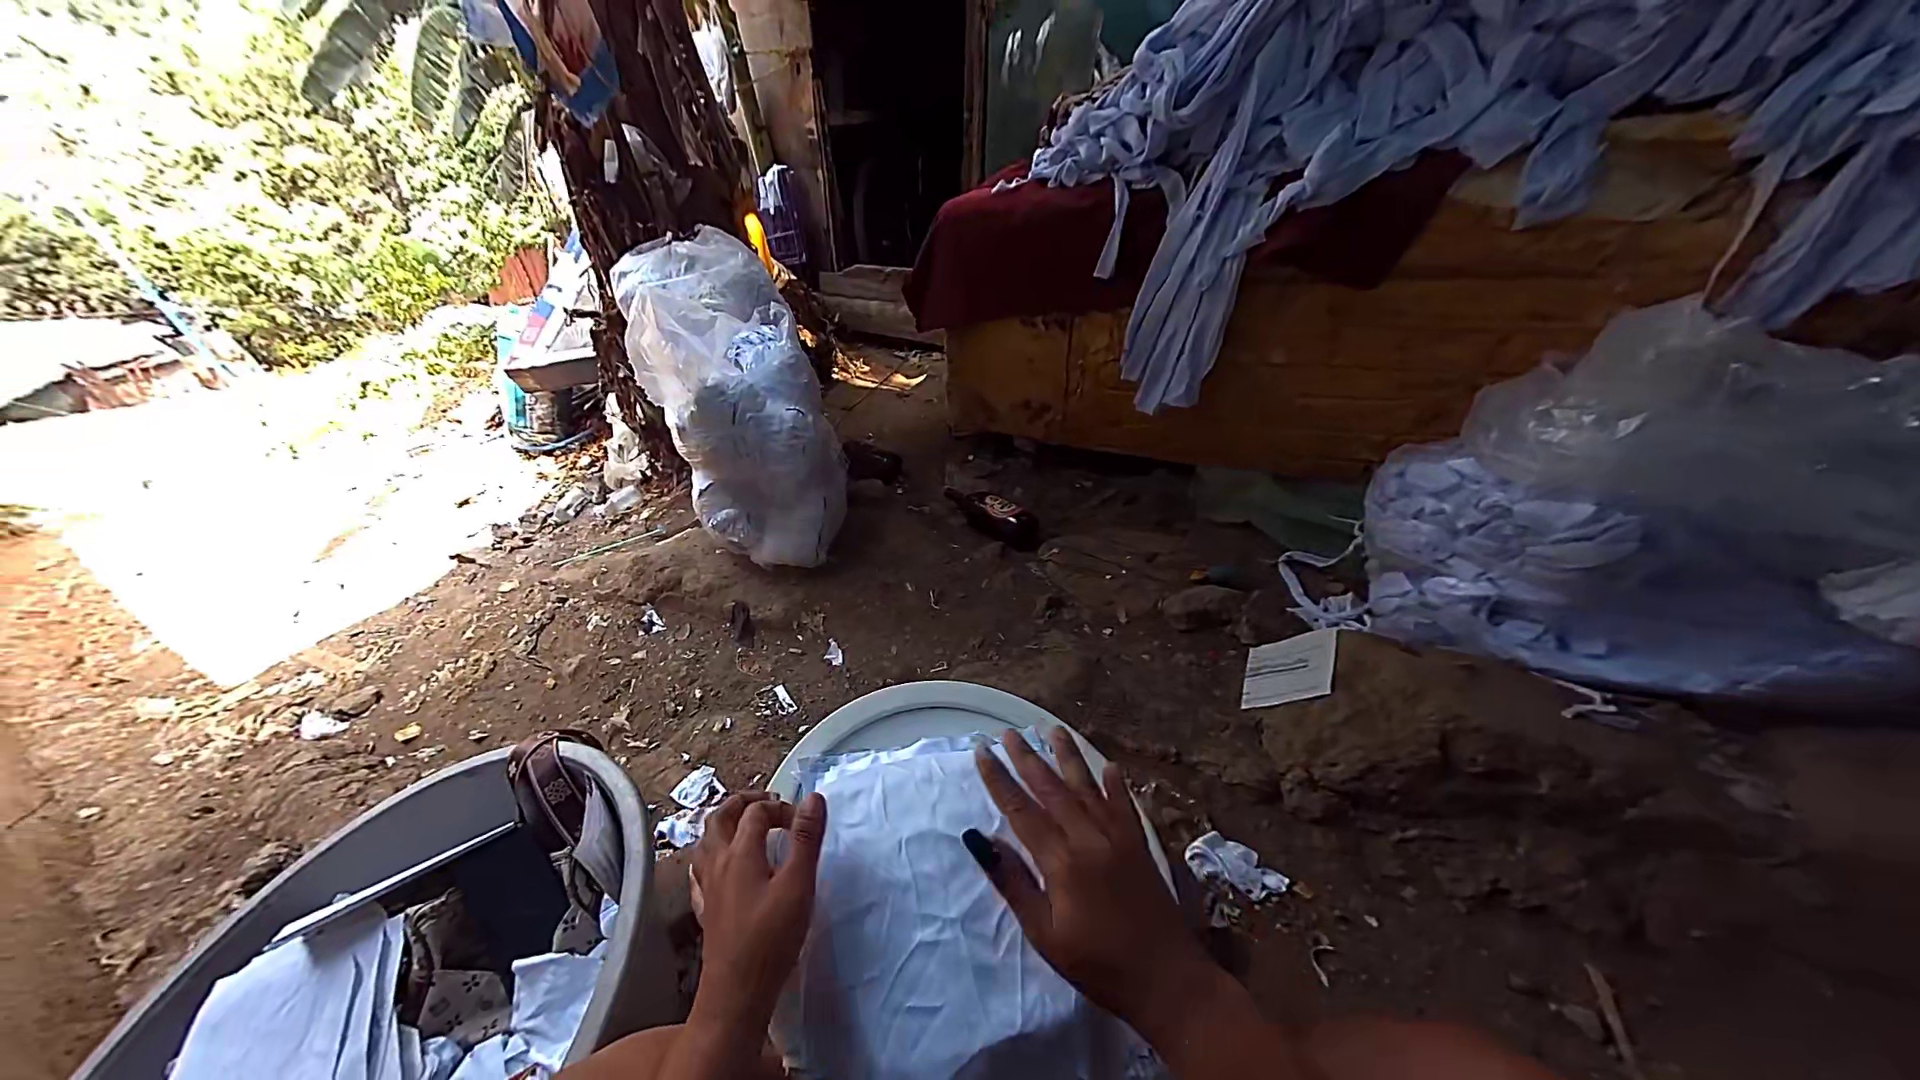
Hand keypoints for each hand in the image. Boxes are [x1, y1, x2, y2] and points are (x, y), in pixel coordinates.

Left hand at [686, 791, 827, 1032]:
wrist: (737, 993)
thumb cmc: (771, 938)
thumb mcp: (799, 884)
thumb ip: (806, 839)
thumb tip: (813, 800)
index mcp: (740, 853)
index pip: (756, 812)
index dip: (780, 807)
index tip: (801, 820)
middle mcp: (718, 864)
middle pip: (721, 817)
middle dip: (744, 802)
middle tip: (768, 800)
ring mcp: (708, 887)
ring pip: (706, 841)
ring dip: (725, 823)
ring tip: (746, 824)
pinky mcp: (705, 909)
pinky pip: (700, 869)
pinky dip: (713, 854)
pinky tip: (722, 865)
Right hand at [970, 728, 1219, 1038]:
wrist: (1169, 981)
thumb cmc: (1098, 966)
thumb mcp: (1045, 934)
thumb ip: (1014, 883)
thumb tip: (982, 841)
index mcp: (1061, 861)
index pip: (1021, 810)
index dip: (999, 779)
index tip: (983, 752)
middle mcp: (1089, 838)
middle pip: (1051, 788)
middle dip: (1027, 758)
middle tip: (1008, 733)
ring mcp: (1118, 837)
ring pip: (1087, 786)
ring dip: (1068, 756)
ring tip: (1053, 729)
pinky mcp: (1139, 845)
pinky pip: (1123, 804)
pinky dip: (1114, 783)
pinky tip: (1108, 766)